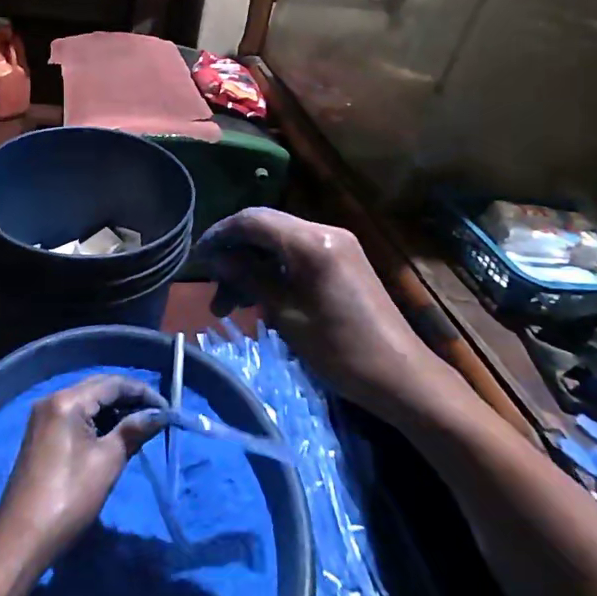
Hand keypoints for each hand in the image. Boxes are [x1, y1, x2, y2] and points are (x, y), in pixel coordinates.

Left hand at [0, 374, 164, 567]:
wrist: (22, 539)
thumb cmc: (69, 497)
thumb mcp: (108, 462)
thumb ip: (134, 431)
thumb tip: (159, 415)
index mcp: (67, 400)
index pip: (112, 383)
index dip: (143, 391)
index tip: (168, 408)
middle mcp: (51, 400)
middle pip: (98, 388)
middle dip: (129, 399)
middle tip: (158, 416)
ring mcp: (43, 418)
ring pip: (87, 403)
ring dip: (114, 411)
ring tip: (142, 427)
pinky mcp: (41, 435)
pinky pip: (75, 417)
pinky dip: (97, 423)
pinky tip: (115, 436)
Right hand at [197, 207, 448, 416]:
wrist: (400, 375)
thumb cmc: (339, 349)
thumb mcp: (286, 314)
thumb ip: (249, 278)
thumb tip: (216, 258)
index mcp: (311, 241)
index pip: (253, 220)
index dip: (220, 234)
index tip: (197, 258)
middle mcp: (325, 231)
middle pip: (265, 228)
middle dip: (234, 255)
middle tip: (215, 294)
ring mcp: (337, 244)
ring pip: (279, 244)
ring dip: (252, 268)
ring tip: (230, 307)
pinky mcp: (342, 260)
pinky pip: (297, 255)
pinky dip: (274, 272)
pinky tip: (259, 300)